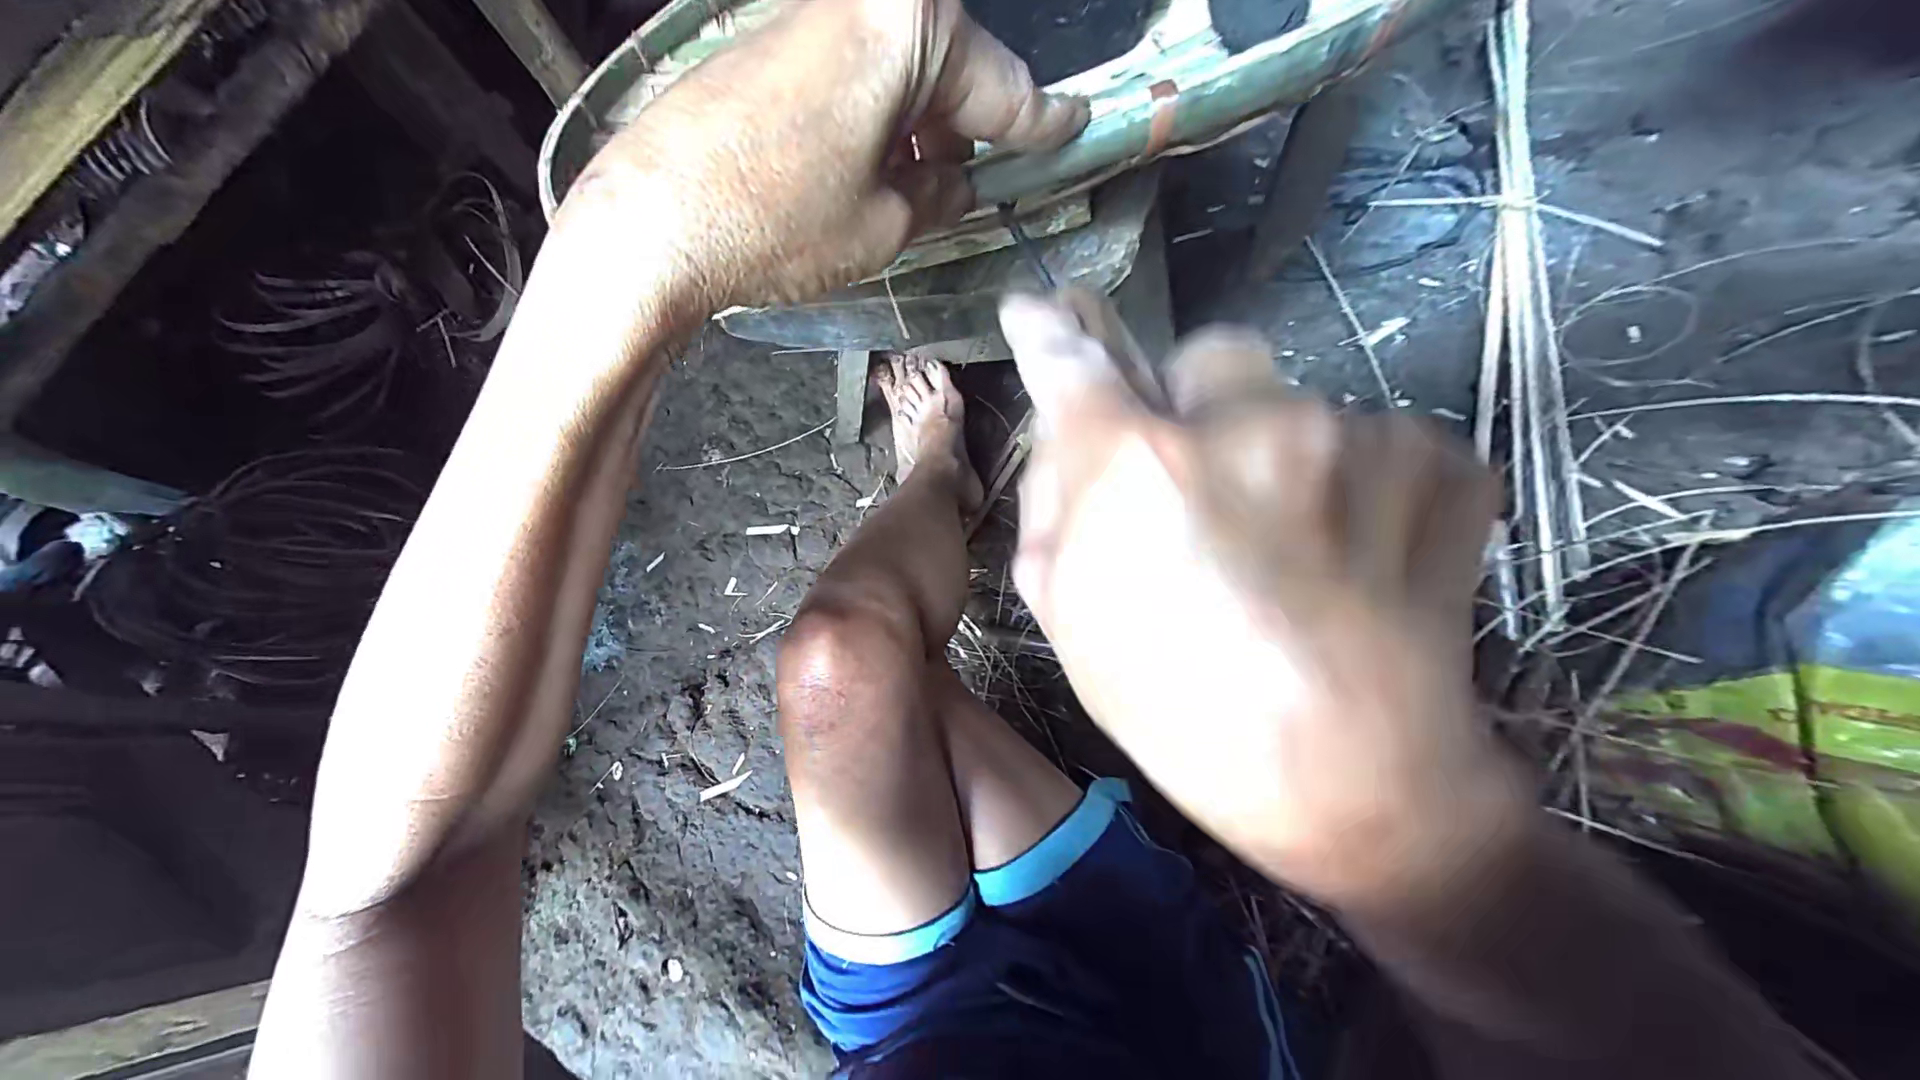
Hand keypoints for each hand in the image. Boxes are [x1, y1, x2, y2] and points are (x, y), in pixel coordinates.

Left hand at [556, 0, 1087, 312]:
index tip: (1073, 126)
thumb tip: (960, 187)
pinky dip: (883, 126)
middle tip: (996, 177)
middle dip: (974, 128)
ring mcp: (812, 21)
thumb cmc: (781, 224)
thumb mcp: (886, 226)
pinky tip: (879, 173)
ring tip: (931, 192)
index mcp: (908, 26)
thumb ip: (940, 197)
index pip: (1002, 87)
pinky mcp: (774, 50)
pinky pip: (858, 81)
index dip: (1041, 123)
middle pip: (951, 70)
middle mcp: (863, 0)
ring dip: (927, 132)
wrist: (653, 224)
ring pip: (903, 77)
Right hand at [1001, 290, 1530, 910]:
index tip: (1040, 306)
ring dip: (1279, 454)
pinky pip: (1374, 441)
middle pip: (1208, 353)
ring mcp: (1356, 432)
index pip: (1077, 364)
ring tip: (1291, 552)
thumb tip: (1063, 430)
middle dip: (1200, 402)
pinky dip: (1356, 485)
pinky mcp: (1444, 457)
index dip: (1054, 333)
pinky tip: (1354, 560)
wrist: (1350, 779)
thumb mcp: (1070, 616)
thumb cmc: (1179, 708)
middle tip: (1209, 483)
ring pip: (1295, 403)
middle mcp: (1243, 423)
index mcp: (1137, 467)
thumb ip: (1054, 506)